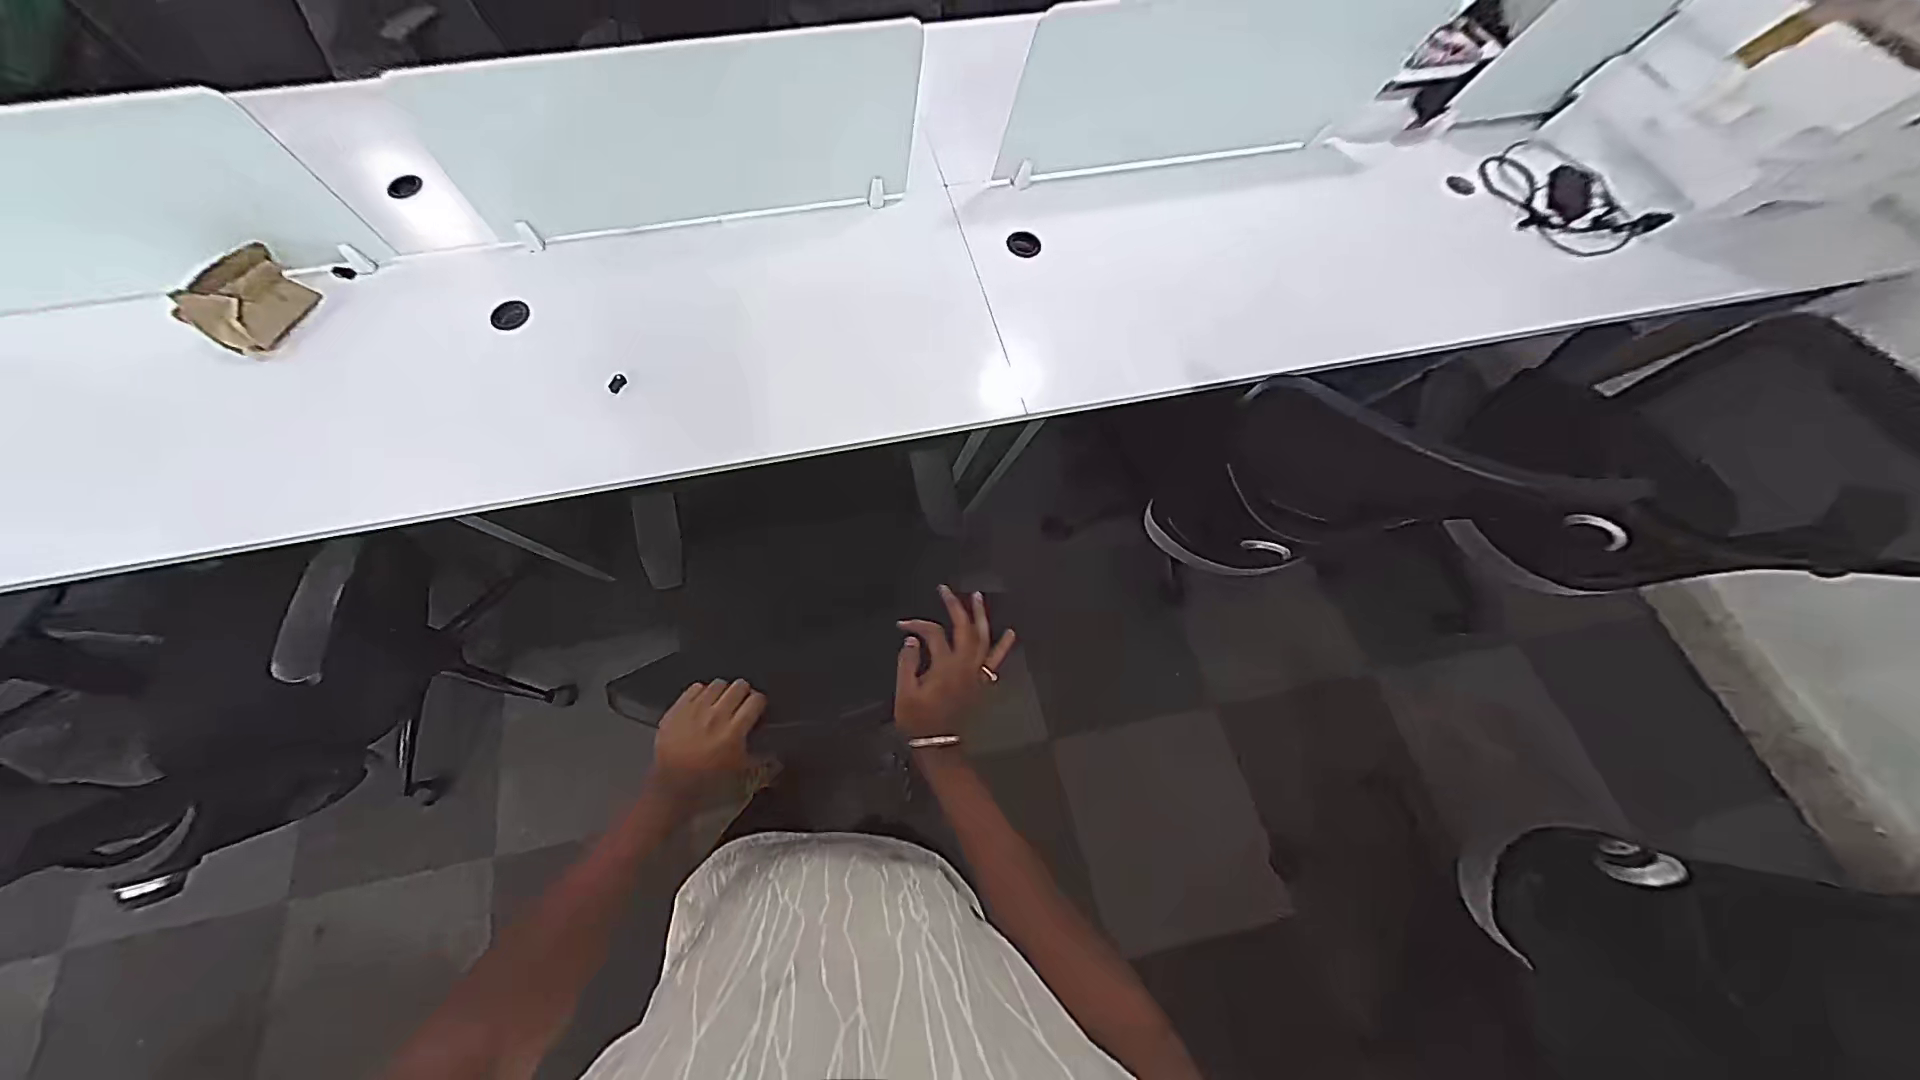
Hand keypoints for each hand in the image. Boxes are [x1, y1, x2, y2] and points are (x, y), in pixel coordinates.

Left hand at [651, 679, 766, 798]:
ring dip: (722, 693)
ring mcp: (693, 712)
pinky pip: (695, 688)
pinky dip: (701, 694)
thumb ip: (763, 762)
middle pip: (739, 686)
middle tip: (740, 706)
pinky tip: (702, 706)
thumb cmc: (707, 785)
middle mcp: (715, 717)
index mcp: (734, 732)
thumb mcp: (741, 776)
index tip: (757, 710)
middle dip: (743, 694)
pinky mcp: (676, 711)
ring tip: (721, 704)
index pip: (756, 699)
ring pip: (718, 684)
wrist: (670, 790)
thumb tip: (778, 757)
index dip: (759, 703)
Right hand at [895, 585, 1016, 738]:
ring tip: (978, 597)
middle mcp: (964, 665)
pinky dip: (1003, 646)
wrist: (938, 743)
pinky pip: (996, 661)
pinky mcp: (981, 682)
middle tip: (945, 590)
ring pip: (983, 638)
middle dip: (955, 606)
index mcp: (944, 666)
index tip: (902, 626)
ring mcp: (976, 673)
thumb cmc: (917, 719)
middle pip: (963, 628)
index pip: (932, 634)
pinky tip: (1010, 633)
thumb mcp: (905, 692)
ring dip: (980, 617)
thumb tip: (912, 638)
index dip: (917, 625)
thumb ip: (907, 662)